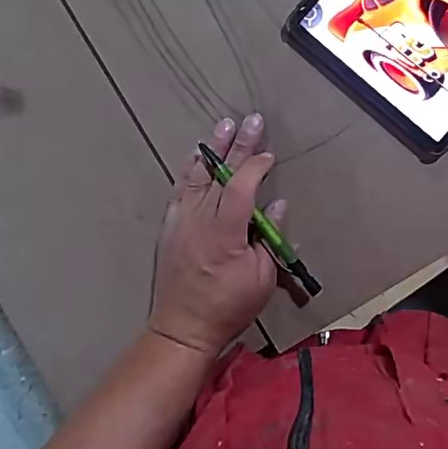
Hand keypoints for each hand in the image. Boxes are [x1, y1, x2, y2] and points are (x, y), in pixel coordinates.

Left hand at [149, 113, 285, 355]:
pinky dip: (191, 170)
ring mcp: (182, 220)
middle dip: (240, 146)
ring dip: (214, 149)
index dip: (257, 167)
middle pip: (222, 174)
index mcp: (225, 232)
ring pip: (199, 175)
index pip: (242, 186)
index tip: (270, 157)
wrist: (183, 327)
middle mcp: (200, 219)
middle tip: (252, 120)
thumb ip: (269, 238)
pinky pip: (181, 189)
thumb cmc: (228, 307)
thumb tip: (276, 206)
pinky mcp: (171, 226)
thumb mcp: (262, 278)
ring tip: (225, 126)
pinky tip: (198, 155)